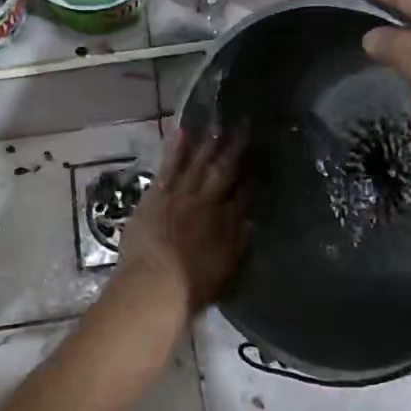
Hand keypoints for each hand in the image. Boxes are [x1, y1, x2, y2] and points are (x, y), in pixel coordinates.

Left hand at [118, 128, 248, 311]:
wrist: (153, 286)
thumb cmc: (191, 287)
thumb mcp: (226, 270)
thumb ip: (239, 243)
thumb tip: (251, 220)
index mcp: (226, 223)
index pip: (243, 195)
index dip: (251, 177)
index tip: (258, 160)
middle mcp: (206, 202)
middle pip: (224, 171)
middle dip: (235, 148)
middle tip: (244, 125)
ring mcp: (180, 195)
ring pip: (197, 162)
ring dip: (208, 142)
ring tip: (218, 123)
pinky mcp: (156, 194)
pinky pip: (169, 165)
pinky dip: (176, 147)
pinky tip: (182, 130)